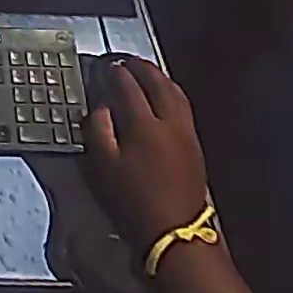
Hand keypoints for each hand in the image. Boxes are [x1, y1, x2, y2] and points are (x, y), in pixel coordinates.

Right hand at [84, 55, 208, 246]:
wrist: (175, 232)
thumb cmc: (133, 199)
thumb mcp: (103, 165)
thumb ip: (98, 129)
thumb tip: (101, 106)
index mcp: (144, 126)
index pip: (128, 87)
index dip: (115, 73)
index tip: (104, 66)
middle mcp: (169, 123)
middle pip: (158, 83)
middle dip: (141, 67)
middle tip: (125, 60)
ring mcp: (186, 133)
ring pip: (175, 93)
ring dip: (159, 76)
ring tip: (144, 71)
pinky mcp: (195, 144)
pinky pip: (183, 105)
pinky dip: (170, 91)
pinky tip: (162, 94)